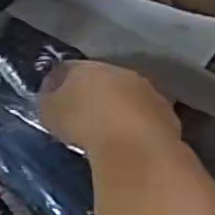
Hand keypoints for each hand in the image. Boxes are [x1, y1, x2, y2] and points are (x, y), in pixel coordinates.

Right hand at [39, 61, 179, 154]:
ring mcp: (147, 91)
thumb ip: (48, 99)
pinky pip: (141, 114)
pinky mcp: (166, 113)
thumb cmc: (82, 123)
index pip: (66, 68)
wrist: (134, 146)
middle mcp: (119, 72)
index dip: (57, 82)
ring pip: (124, 95)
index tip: (51, 98)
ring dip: (114, 107)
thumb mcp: (48, 112)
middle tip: (79, 113)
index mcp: (87, 67)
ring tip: (103, 128)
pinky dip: (132, 123)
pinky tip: (124, 139)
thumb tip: (51, 94)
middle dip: (90, 93)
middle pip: (100, 79)